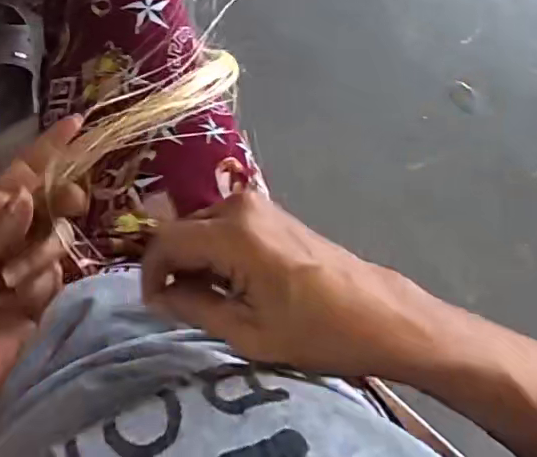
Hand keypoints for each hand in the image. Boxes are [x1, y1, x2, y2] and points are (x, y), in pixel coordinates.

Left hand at [0, 118, 87, 456]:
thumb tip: (27, 196)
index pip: (18, 174)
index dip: (47, 149)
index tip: (76, 124)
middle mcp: (5, 231)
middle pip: (46, 201)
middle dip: (59, 199)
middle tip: (72, 201)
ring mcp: (24, 263)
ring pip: (54, 239)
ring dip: (36, 258)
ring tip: (7, 284)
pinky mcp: (39, 296)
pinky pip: (54, 276)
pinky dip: (38, 286)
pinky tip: (15, 304)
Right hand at [140, 192, 453, 380]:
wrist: (386, 316)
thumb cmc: (321, 331)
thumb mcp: (251, 333)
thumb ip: (195, 308)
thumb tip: (158, 296)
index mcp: (231, 232)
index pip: (166, 240)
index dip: (150, 270)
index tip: (151, 301)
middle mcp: (236, 205)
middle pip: (180, 229)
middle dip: (171, 264)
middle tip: (176, 302)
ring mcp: (252, 202)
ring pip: (197, 225)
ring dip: (192, 257)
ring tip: (203, 295)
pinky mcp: (265, 208)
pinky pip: (219, 223)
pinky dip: (212, 248)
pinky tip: (227, 279)